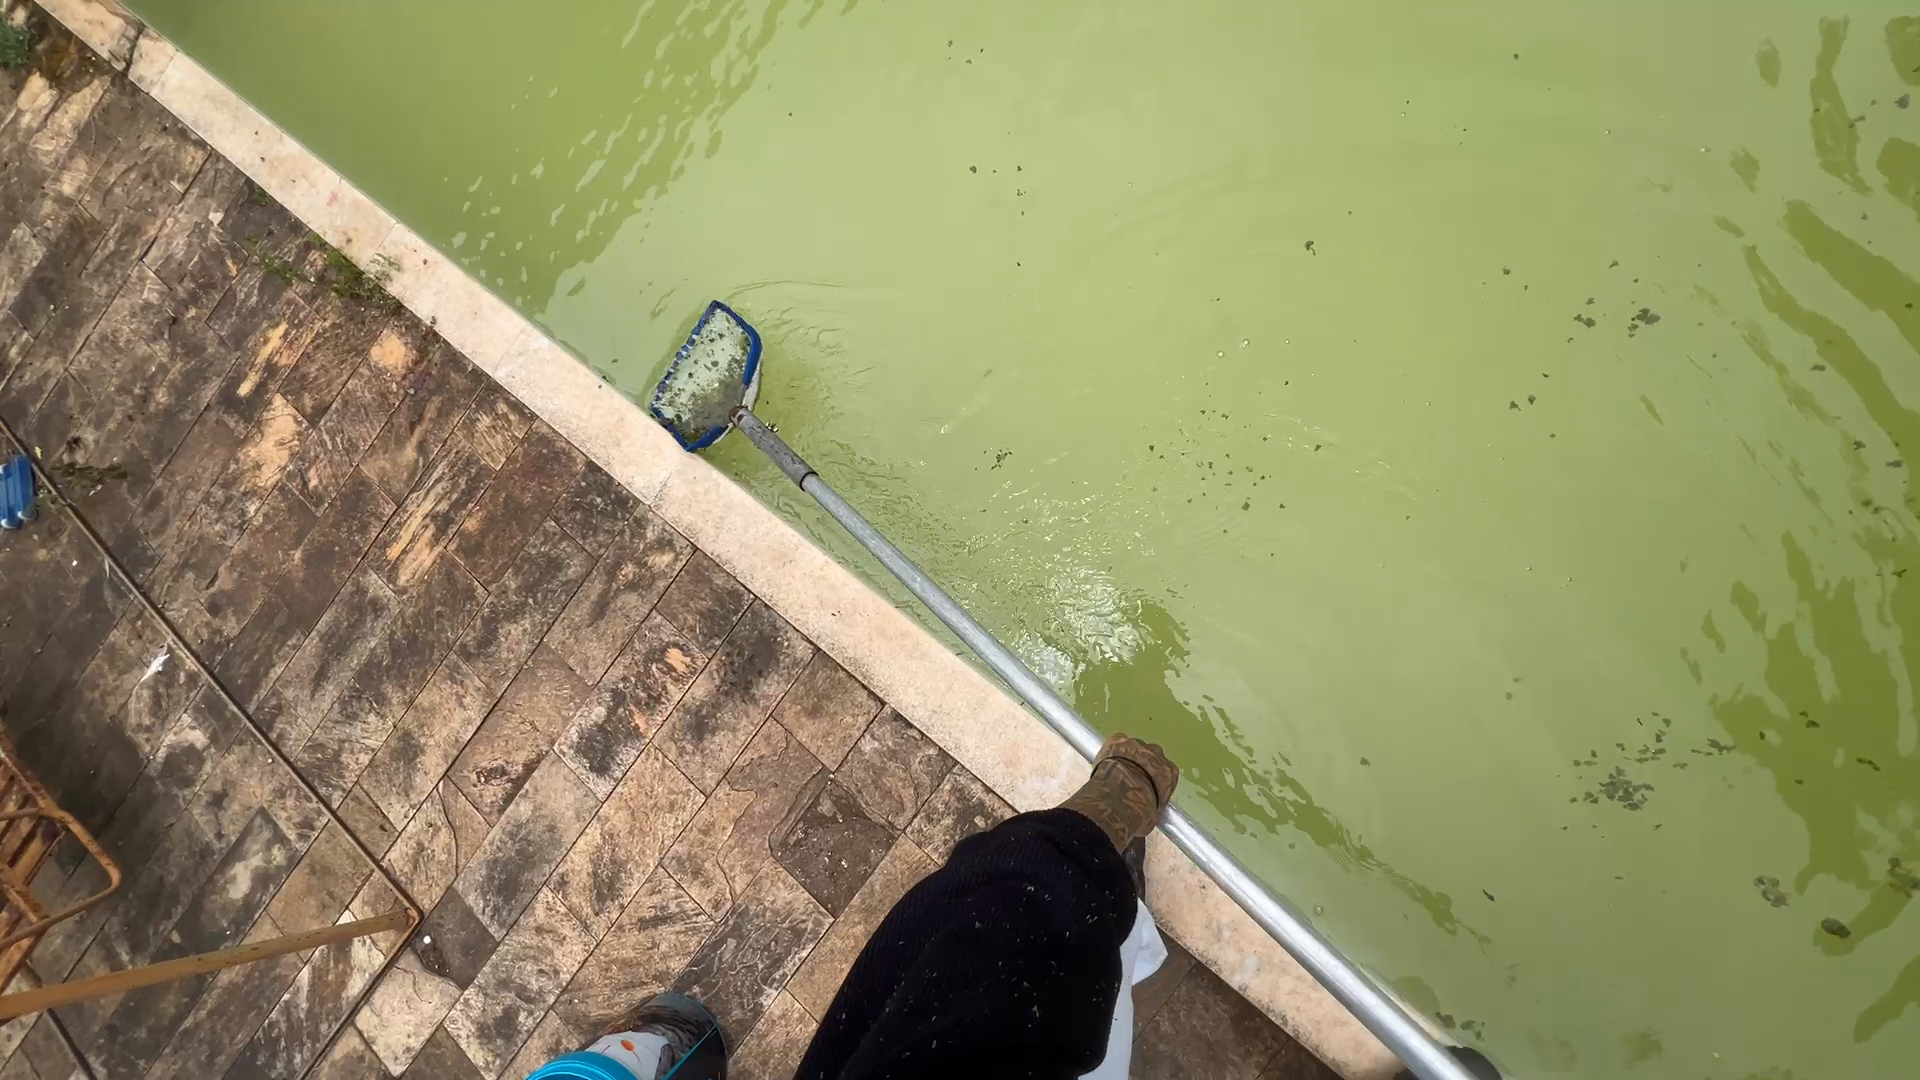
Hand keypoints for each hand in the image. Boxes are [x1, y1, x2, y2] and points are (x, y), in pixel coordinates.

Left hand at [1062, 733, 1180, 850]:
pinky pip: (1116, 741)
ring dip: (1126, 756)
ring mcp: (1136, 744)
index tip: (1147, 787)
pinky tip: (1106, 761)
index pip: (1166, 772)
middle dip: (1143, 764)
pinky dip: (1111, 749)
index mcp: (1170, 772)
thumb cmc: (1140, 812)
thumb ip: (1155, 804)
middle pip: (1151, 755)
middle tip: (1131, 779)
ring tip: (1116, 771)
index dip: (1155, 779)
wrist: (1118, 797)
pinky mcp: (1116, 739)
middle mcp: (1156, 753)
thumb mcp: (1154, 815)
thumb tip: (1149, 810)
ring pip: (1132, 747)